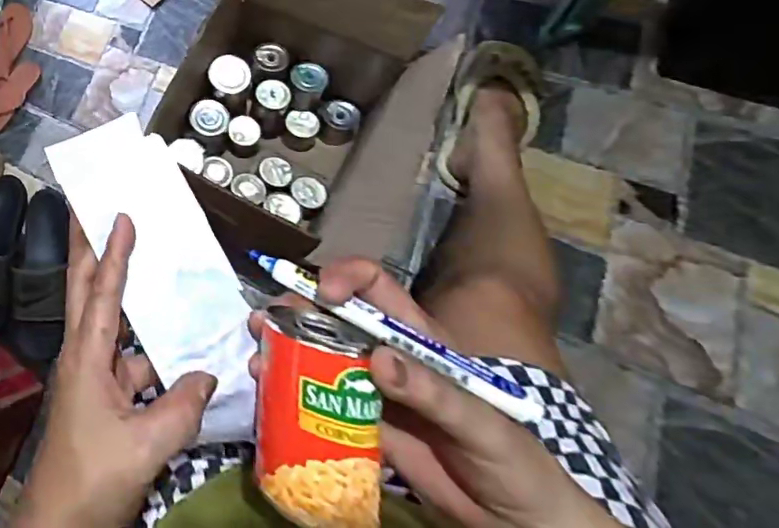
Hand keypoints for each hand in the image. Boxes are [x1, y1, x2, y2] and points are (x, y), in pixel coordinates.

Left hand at [13, 213, 217, 527]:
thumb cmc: (94, 475)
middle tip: (91, 212)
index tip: (119, 216)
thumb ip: (181, 410)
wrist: (60, 519)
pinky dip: (150, 354)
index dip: (113, 252)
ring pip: (110, 325)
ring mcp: (90, 375)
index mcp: (85, 354)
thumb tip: (207, 375)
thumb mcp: (145, 446)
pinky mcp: (100, 397)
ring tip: (145, 269)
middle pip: (85, 289)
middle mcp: (82, 353)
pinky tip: (178, 354)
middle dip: (88, 249)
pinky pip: (128, 363)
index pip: (102, 292)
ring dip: (122, 298)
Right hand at [250, 259, 622, 527]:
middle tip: (265, 323)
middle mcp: (382, 353)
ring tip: (258, 356)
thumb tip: (378, 358)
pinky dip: (288, 390)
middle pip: (329, 315)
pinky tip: (269, 390)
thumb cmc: (516, 465)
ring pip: (315, 353)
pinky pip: (316, 399)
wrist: (520, 527)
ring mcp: (367, 387)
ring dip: (282, 348)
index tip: (320, 292)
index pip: (372, 286)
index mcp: (414, 338)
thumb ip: (434, 393)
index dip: (343, 276)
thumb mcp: (483, 427)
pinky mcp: (357, 422)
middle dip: (292, 310)